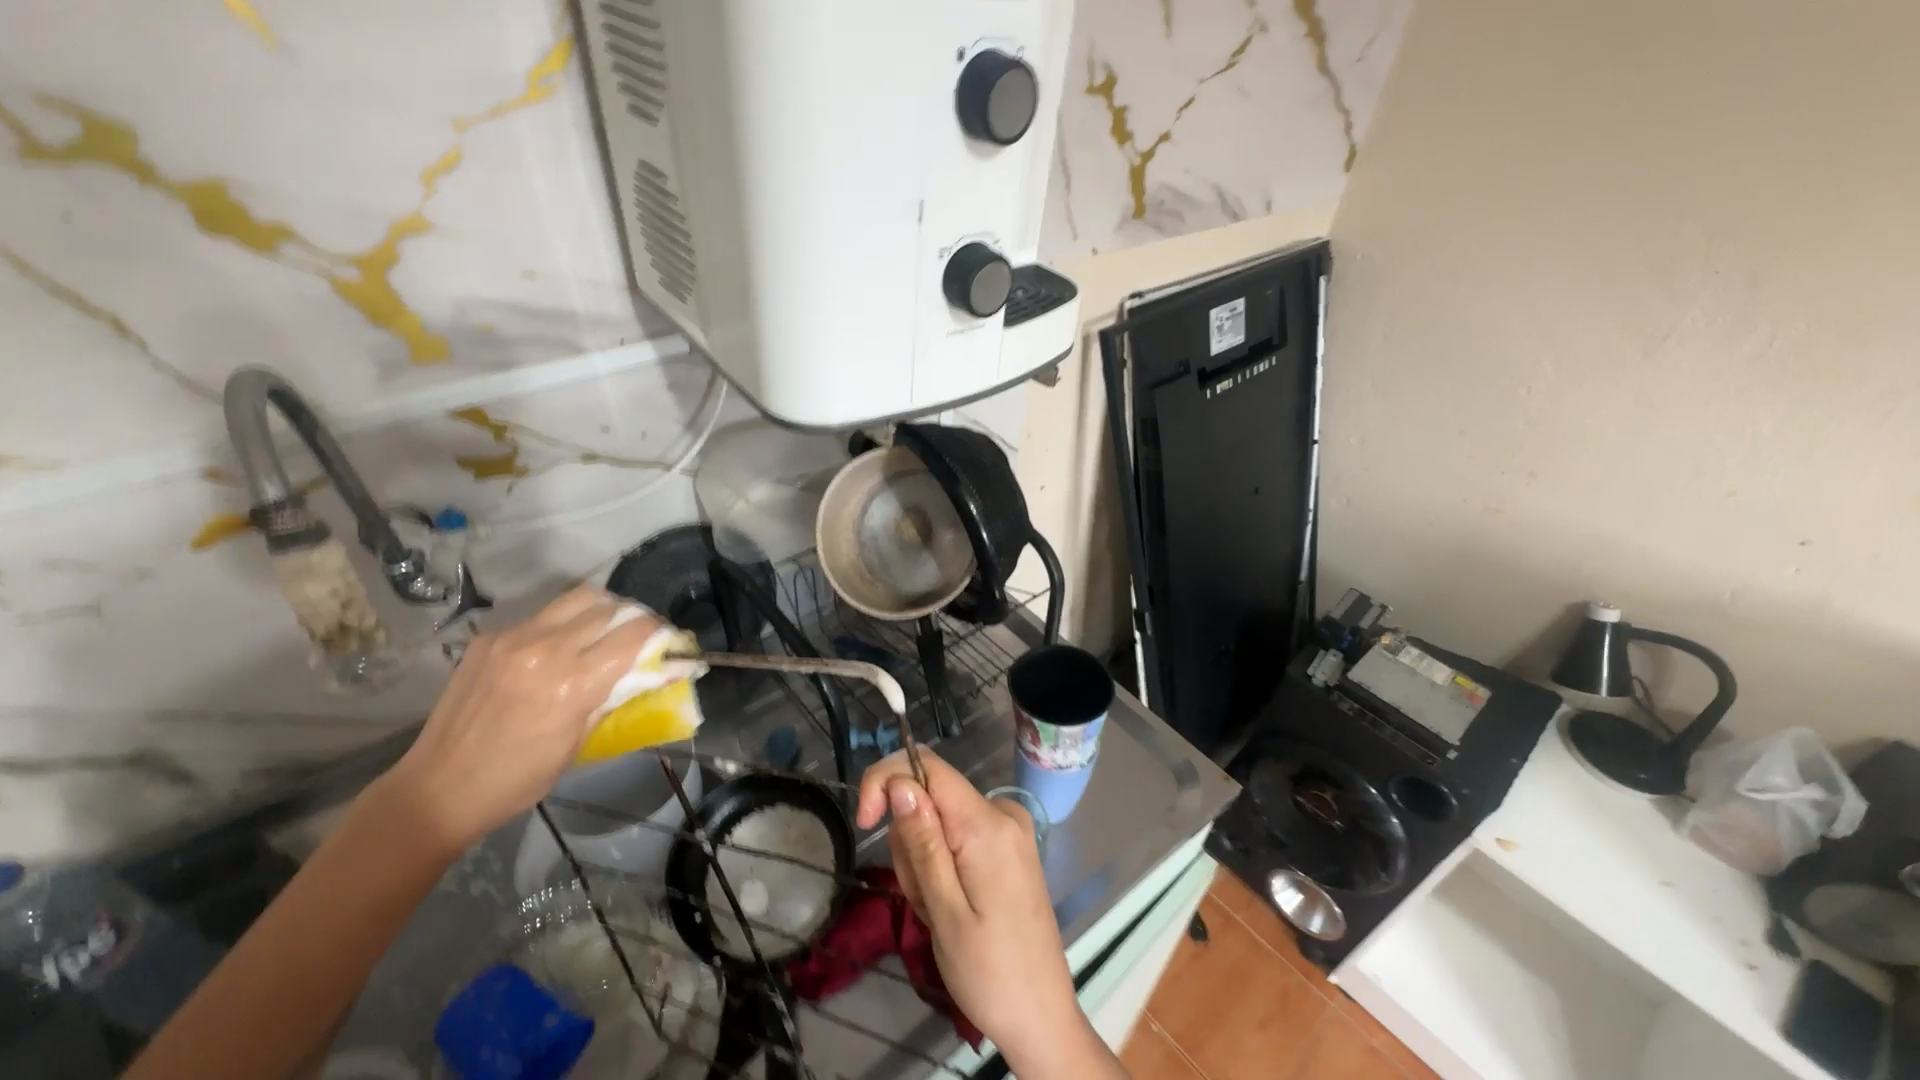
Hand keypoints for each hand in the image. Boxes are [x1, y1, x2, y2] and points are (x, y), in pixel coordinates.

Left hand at [378, 585, 661, 849]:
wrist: (439, 787)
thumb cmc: (518, 779)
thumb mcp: (578, 743)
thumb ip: (614, 697)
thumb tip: (656, 671)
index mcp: (572, 683)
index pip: (634, 634)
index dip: (660, 634)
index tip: (669, 643)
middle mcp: (545, 649)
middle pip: (609, 606)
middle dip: (633, 619)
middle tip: (638, 637)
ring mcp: (513, 638)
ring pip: (577, 599)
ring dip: (600, 611)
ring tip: (603, 633)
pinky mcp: (489, 637)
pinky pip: (541, 616)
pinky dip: (562, 626)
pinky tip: (557, 651)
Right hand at [857, 751, 1115, 1075]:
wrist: (1041, 1016)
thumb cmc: (989, 973)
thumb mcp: (943, 910)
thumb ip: (922, 841)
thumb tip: (900, 782)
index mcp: (988, 824)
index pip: (927, 766)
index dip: (885, 782)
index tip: (865, 825)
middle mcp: (1003, 814)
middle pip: (930, 796)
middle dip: (908, 842)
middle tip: (922, 901)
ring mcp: (1010, 830)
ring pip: (939, 820)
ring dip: (924, 863)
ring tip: (938, 912)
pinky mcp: (1009, 848)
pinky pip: (959, 836)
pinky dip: (942, 867)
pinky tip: (952, 909)